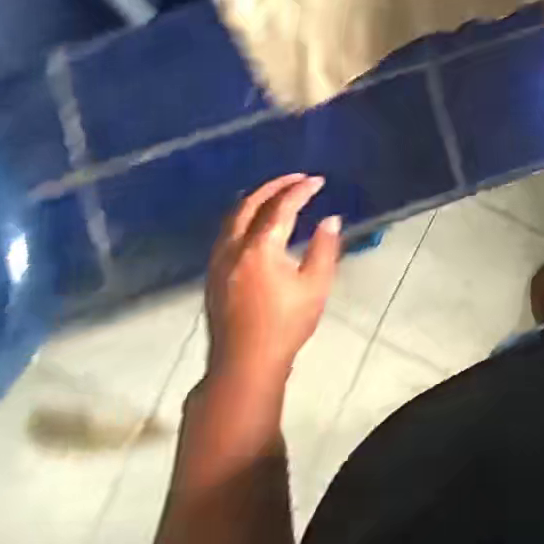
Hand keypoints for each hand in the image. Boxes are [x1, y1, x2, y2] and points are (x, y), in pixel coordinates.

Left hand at [204, 174, 341, 388]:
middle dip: (273, 187)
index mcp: (260, 249)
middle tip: (296, 179)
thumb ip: (324, 248)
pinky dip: (243, 217)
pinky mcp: (213, 275)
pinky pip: (226, 233)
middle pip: (248, 205)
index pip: (281, 208)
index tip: (318, 181)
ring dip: (255, 200)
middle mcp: (233, 249)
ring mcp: (218, 262)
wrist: (244, 363)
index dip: (300, 191)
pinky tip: (255, 224)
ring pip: (232, 218)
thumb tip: (330, 220)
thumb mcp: (315, 286)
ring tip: (275, 194)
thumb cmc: (286, 324)